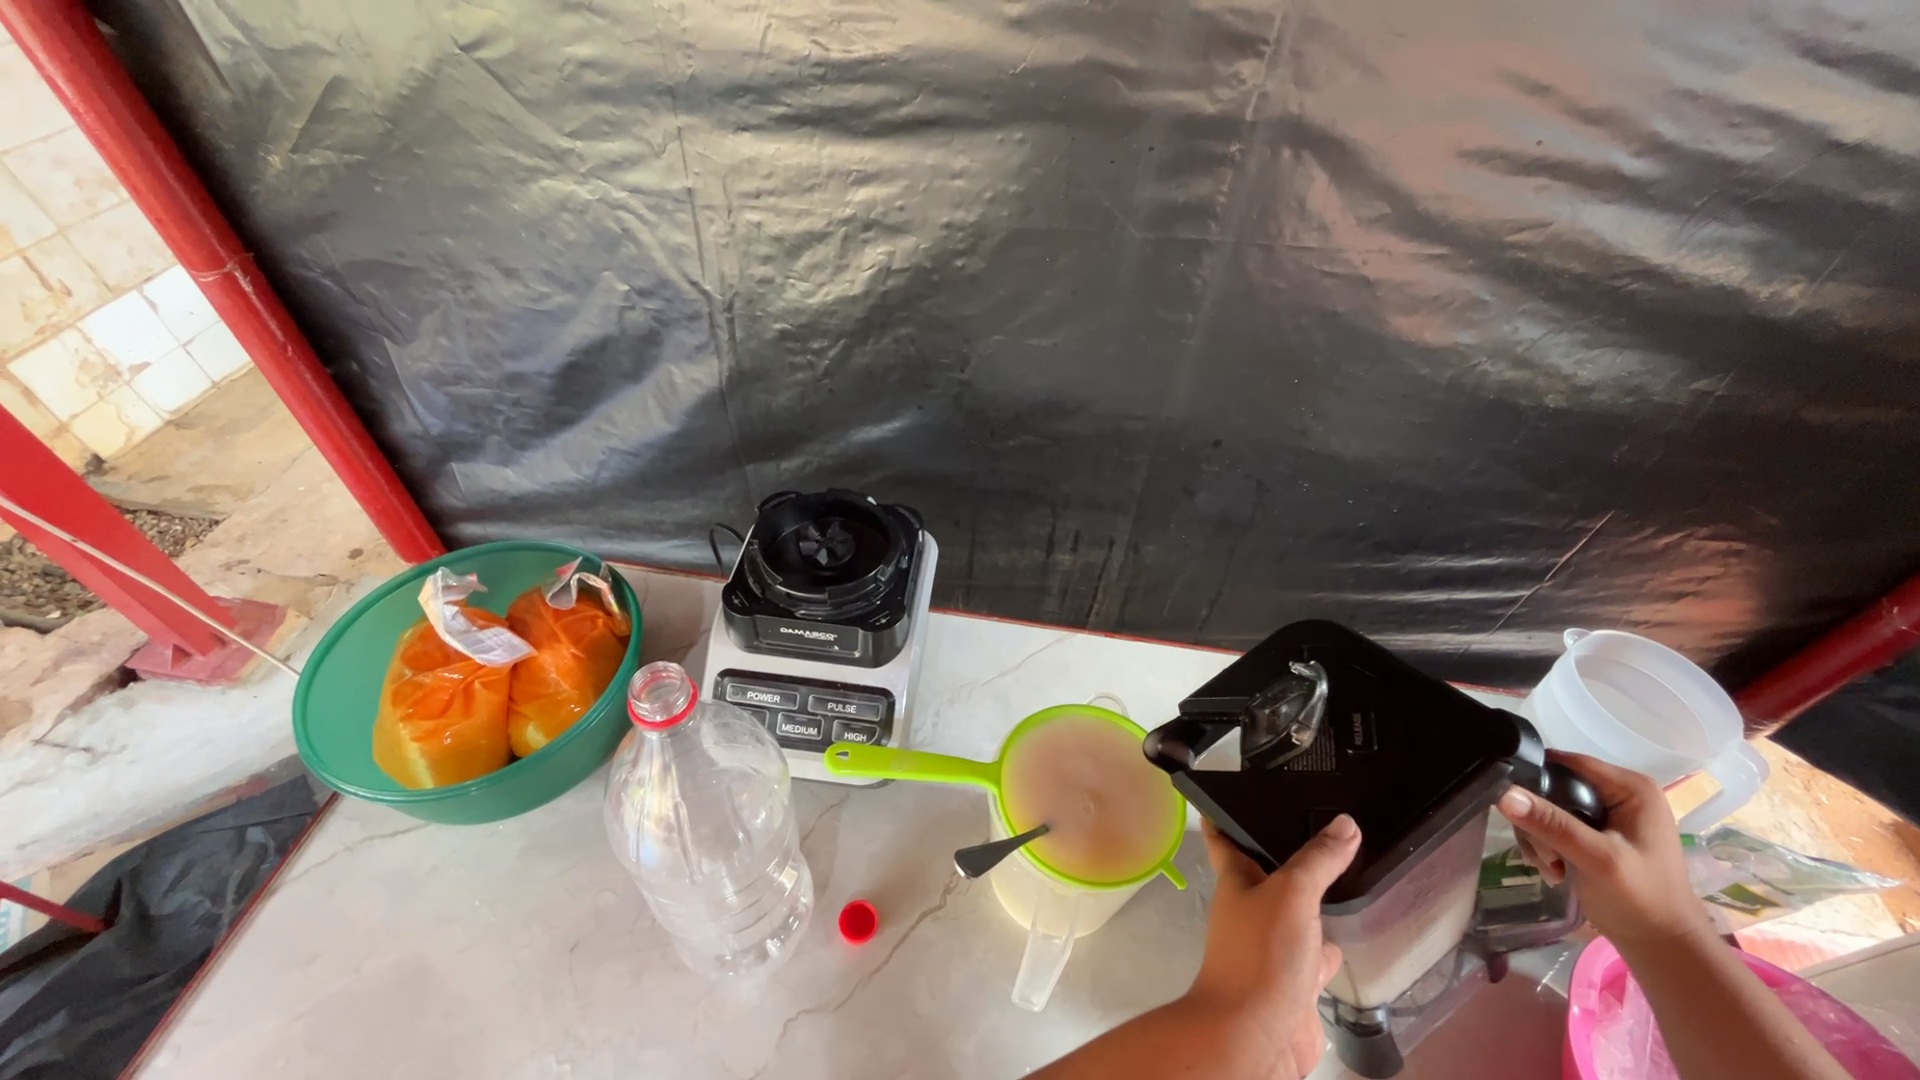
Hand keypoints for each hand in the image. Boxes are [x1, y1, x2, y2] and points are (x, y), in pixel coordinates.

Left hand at [1184, 815, 1361, 1078]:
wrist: (1255, 1037)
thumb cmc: (1259, 955)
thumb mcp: (1290, 895)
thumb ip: (1317, 861)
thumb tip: (1345, 823)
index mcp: (1236, 881)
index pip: (1225, 838)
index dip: (1224, 814)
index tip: (1228, 790)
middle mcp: (1252, 909)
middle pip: (1268, 872)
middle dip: (1287, 853)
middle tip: (1318, 823)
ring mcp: (1274, 946)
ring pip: (1297, 912)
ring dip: (1315, 897)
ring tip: (1346, 868)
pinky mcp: (1297, 980)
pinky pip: (1316, 952)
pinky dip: (1331, 944)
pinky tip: (1351, 930)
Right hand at [1495, 752, 1713, 954]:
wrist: (1661, 946)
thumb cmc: (1642, 899)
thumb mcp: (1597, 859)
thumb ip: (1552, 824)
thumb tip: (1503, 793)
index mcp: (1630, 787)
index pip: (1565, 762)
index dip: (1534, 778)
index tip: (1511, 804)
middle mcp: (1616, 792)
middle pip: (1550, 786)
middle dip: (1537, 819)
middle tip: (1544, 853)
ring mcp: (1604, 813)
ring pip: (1544, 807)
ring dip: (1538, 837)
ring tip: (1551, 866)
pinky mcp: (1591, 832)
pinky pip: (1550, 824)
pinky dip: (1544, 846)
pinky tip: (1554, 870)